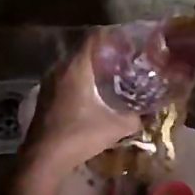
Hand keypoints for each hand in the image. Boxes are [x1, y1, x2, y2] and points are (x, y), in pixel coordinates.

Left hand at [17, 32, 140, 194]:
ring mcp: (49, 82)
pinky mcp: (46, 95)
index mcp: (76, 68)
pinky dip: (81, 78)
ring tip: (113, 75)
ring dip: (92, 65)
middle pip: (84, 48)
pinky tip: (94, 93)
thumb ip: (136, 117)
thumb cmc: (79, 137)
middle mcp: (60, 68)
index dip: (114, 35)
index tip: (130, 42)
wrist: (43, 159)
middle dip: (106, 51)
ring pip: (74, 63)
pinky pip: (66, 76)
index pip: (95, 36)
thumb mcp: (115, 127)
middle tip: (126, 59)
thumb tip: (150, 114)